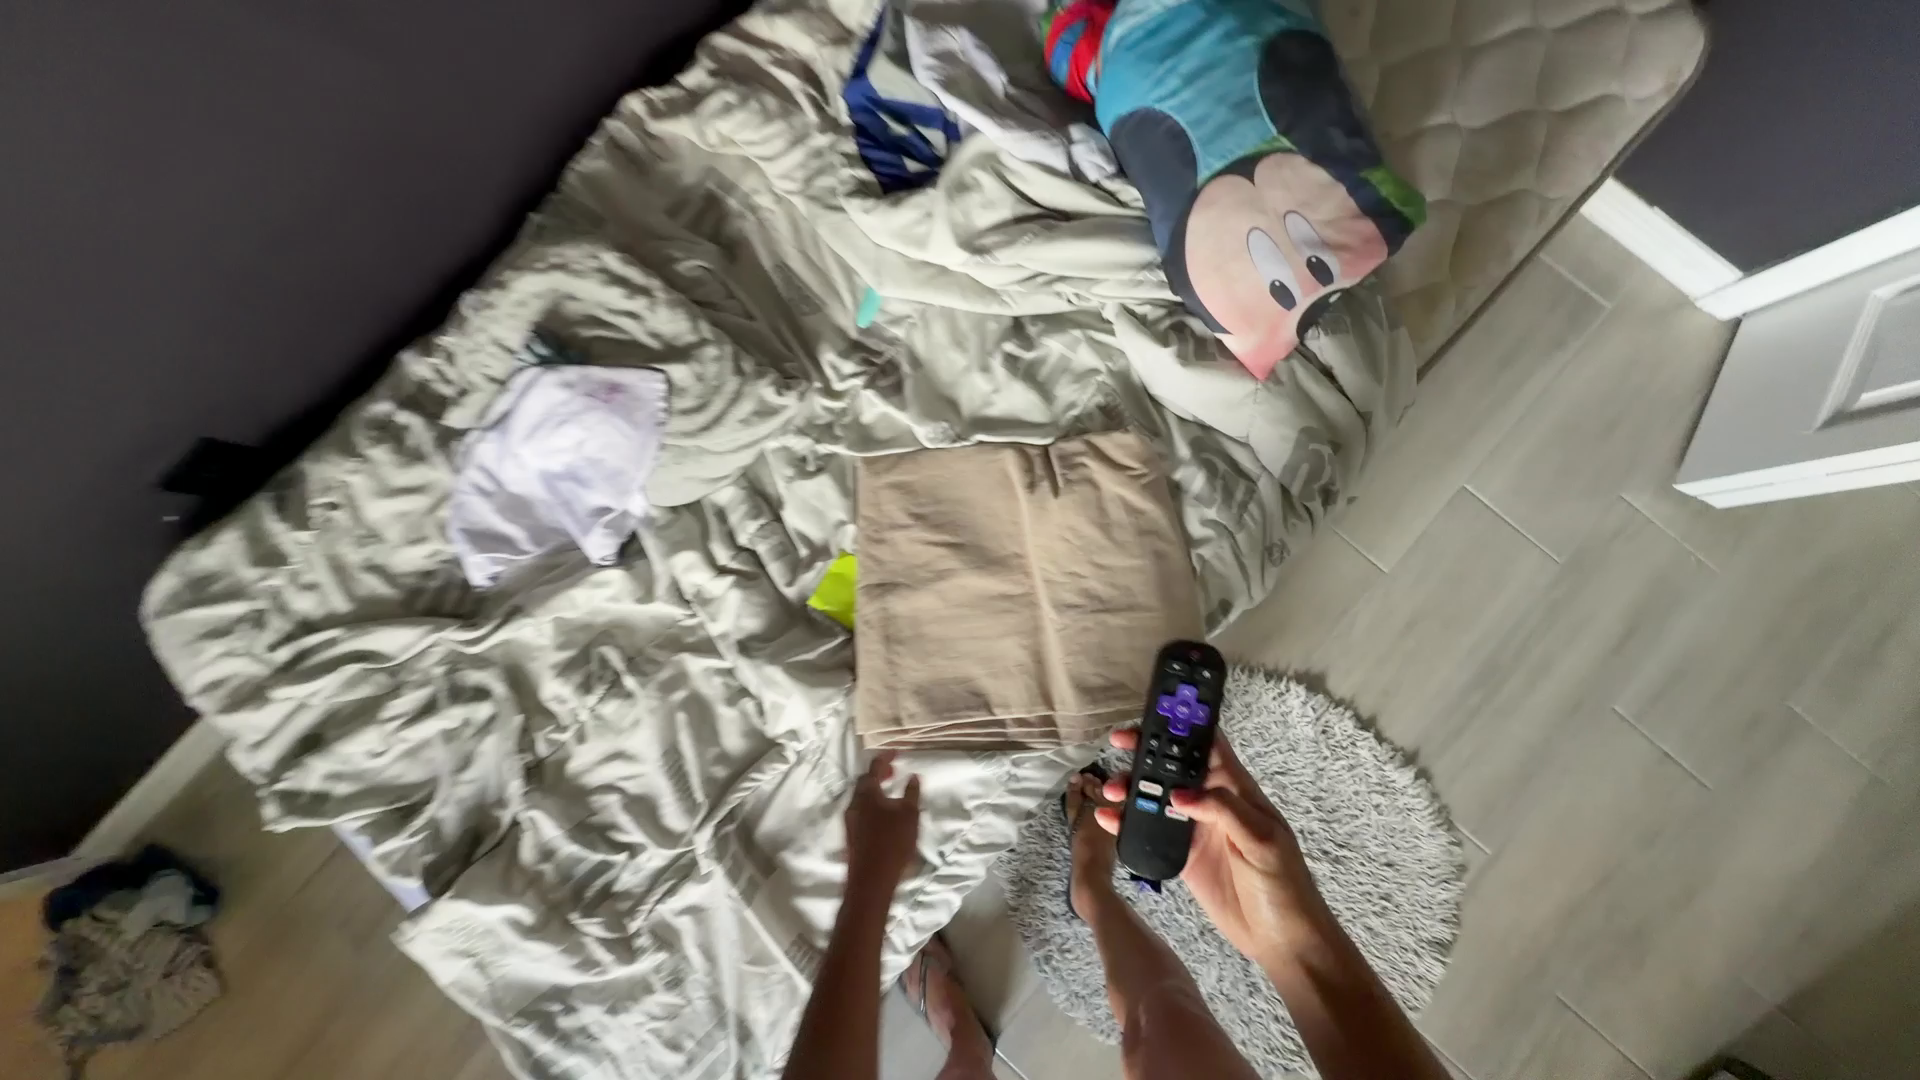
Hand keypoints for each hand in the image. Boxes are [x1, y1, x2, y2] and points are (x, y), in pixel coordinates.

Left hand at [844, 751, 921, 894]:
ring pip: (861, 797)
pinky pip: (861, 810)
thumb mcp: (910, 815)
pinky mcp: (851, 835)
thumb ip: (912, 793)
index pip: (874, 767)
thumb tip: (913, 776)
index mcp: (867, 793)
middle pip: (864, 781)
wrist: (870, 881)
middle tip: (894, 772)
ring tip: (891, 793)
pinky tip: (884, 815)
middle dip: (879, 773)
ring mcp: (850, 820)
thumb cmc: (892, 844)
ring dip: (875, 790)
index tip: (897, 752)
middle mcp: (854, 803)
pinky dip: (872, 804)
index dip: (886, 757)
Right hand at [1096, 729, 1325, 968]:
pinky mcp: (1181, 855)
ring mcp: (1195, 828)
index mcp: (1236, 790)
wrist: (1282, 942)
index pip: (1207, 746)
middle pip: (1173, 767)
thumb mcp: (1263, 841)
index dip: (1182, 726)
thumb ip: (1224, 811)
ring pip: (1155, 796)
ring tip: (1111, 791)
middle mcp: (1212, 802)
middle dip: (1144, 752)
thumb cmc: (1284, 885)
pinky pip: (1150, 831)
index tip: (1153, 716)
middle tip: (1117, 743)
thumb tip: (1178, 795)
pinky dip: (1127, 823)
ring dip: (1131, 788)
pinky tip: (1108, 819)